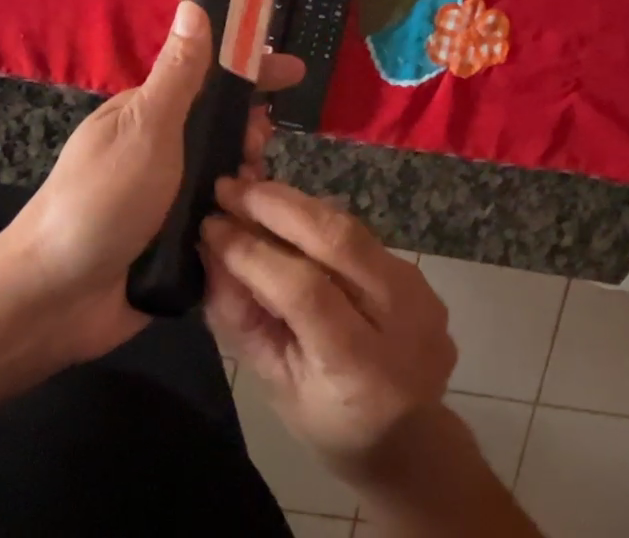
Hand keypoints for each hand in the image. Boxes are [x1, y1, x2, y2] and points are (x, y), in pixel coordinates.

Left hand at [0, 1, 304, 360]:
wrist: (59, 294)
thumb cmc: (101, 200)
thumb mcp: (144, 129)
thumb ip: (176, 76)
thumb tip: (192, 6)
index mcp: (147, 116)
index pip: (207, 80)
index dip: (250, 72)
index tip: (296, 72)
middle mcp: (159, 154)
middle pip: (224, 132)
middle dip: (251, 134)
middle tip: (257, 153)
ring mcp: (168, 202)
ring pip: (228, 181)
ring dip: (248, 185)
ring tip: (252, 199)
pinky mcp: (178, 247)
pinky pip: (223, 227)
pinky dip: (241, 227)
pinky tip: (261, 237)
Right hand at [202, 179, 455, 481]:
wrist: (411, 441)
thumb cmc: (327, 418)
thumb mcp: (272, 380)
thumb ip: (240, 315)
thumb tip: (209, 247)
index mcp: (361, 366)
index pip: (304, 291)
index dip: (251, 251)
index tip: (209, 226)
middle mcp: (402, 321)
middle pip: (337, 240)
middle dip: (274, 206)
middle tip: (226, 186)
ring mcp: (419, 293)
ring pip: (349, 226)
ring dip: (292, 202)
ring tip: (247, 189)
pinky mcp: (418, 276)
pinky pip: (358, 233)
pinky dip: (314, 217)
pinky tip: (282, 212)